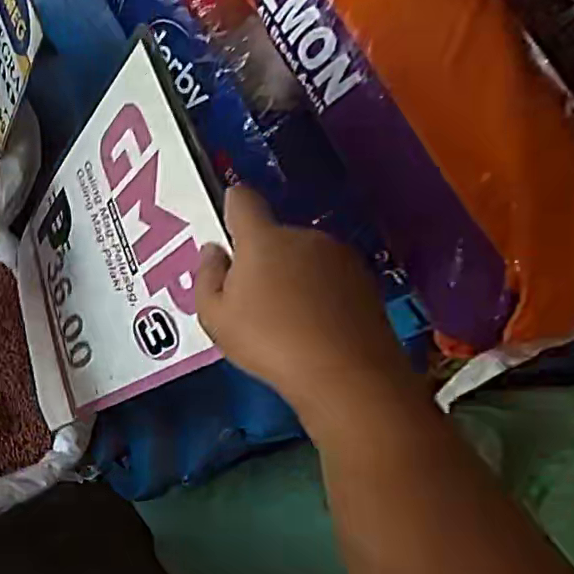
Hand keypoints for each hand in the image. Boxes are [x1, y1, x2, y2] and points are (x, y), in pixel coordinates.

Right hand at [196, 186, 416, 437]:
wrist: (345, 373)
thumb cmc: (268, 341)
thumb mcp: (215, 317)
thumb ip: (207, 277)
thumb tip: (213, 251)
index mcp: (263, 239)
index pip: (243, 201)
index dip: (232, 206)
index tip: (226, 225)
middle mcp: (304, 236)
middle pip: (274, 236)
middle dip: (261, 259)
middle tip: (250, 301)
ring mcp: (339, 256)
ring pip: (303, 257)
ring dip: (292, 277)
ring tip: (284, 321)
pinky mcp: (365, 279)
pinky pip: (329, 277)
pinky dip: (318, 293)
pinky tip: (313, 327)